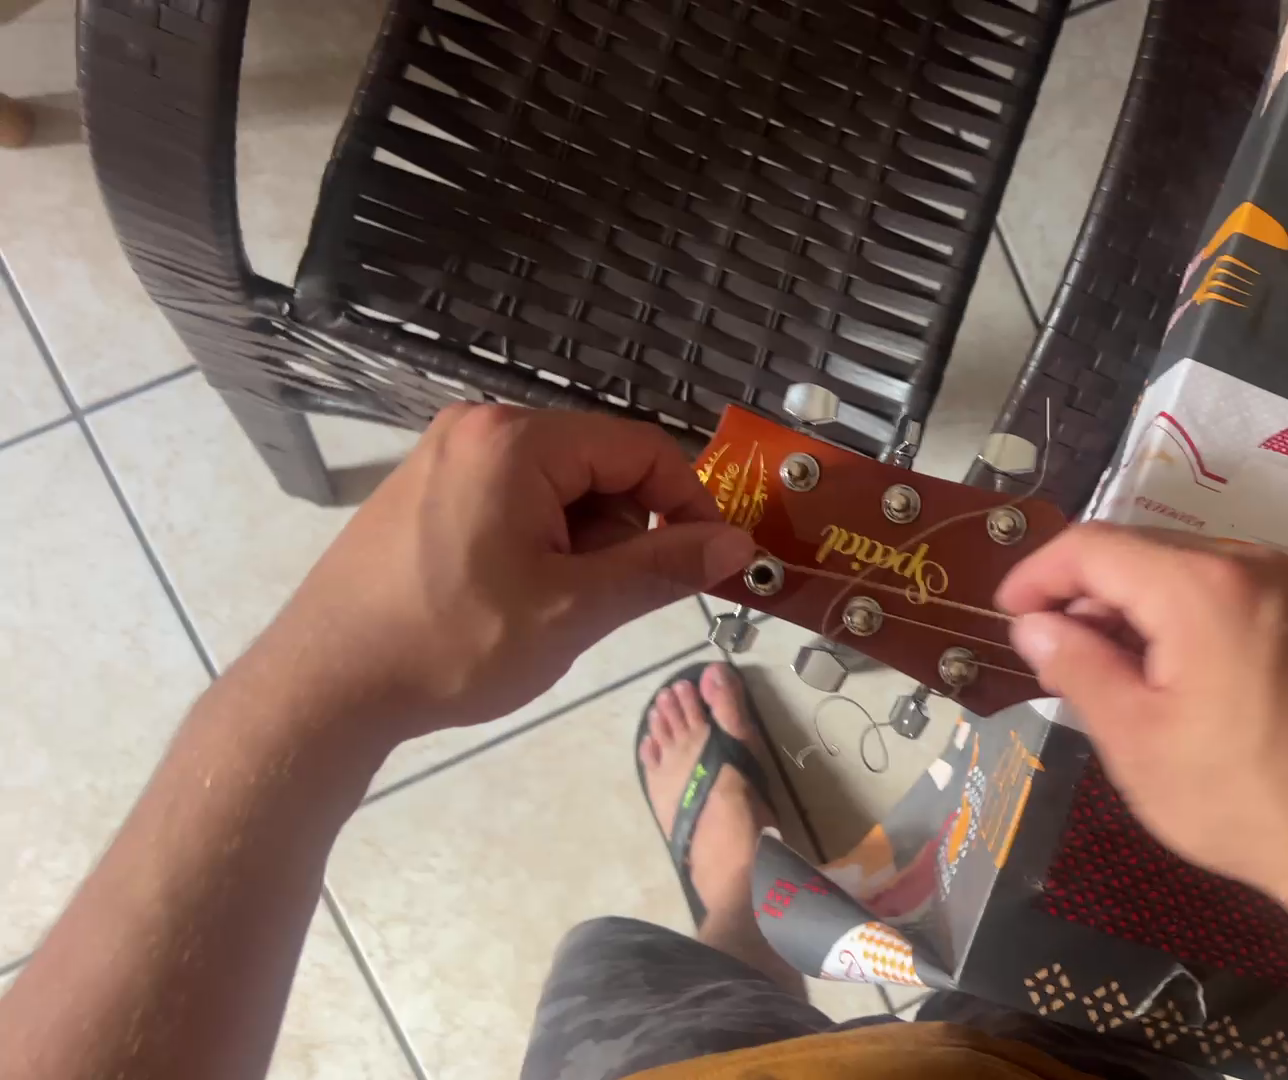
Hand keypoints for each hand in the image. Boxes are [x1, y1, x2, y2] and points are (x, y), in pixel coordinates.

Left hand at [244, 405, 753, 742]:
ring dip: (591, 541)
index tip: (709, 559)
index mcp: (516, 441)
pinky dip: (552, 541)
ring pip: (571, 487)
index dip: (691, 502)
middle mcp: (482, 429)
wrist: (319, 694)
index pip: (644, 449)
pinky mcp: (435, 490)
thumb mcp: (577, 608)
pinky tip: (526, 590)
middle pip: (606, 466)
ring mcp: (451, 457)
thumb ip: (666, 567)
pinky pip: (528, 499)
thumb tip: (741, 544)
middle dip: (629, 529)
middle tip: (610, 594)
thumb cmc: (453, 644)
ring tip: (560, 601)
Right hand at [997, 525, 1287, 892]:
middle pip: (1134, 550)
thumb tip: (1032, 625)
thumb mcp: (1133, 738)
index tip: (1004, 613)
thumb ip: (1074, 665)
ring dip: (1123, 605)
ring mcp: (1282, 585)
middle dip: (1079, 592)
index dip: (1037, 572)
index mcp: (1201, 584)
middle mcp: (1247, 562)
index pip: (1092, 545)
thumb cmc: (1239, 799)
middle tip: (1048, 651)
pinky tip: (1156, 668)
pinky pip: (1213, 589)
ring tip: (1097, 666)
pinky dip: (1168, 614)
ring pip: (1173, 568)